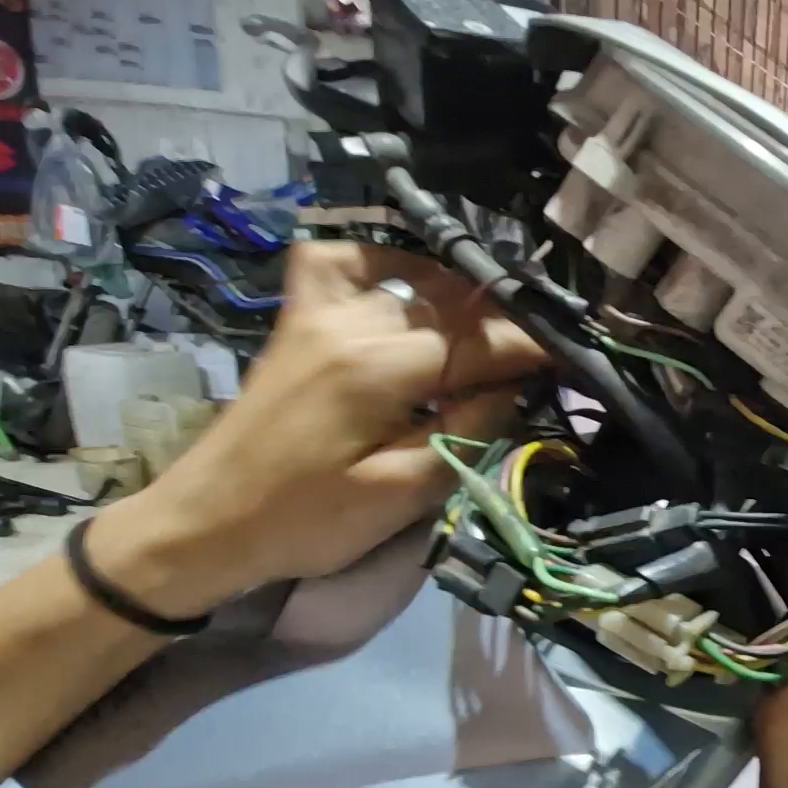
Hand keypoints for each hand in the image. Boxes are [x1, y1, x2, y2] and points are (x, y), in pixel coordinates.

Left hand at [85, 242, 546, 617]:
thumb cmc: (312, 520)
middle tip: (552, 354)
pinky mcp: (299, 321)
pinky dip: (390, 265)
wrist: (207, 524)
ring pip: (414, 278)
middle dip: (513, 325)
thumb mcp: (408, 490)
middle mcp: (349, 324)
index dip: (538, 348)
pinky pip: (344, 263)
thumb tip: (517, 386)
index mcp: (378, 369)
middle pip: (456, 305)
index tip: (580, 358)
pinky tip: (417, 288)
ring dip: (468, 297)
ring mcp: (318, 315)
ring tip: (501, 330)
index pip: (482, 342)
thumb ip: (471, 428)